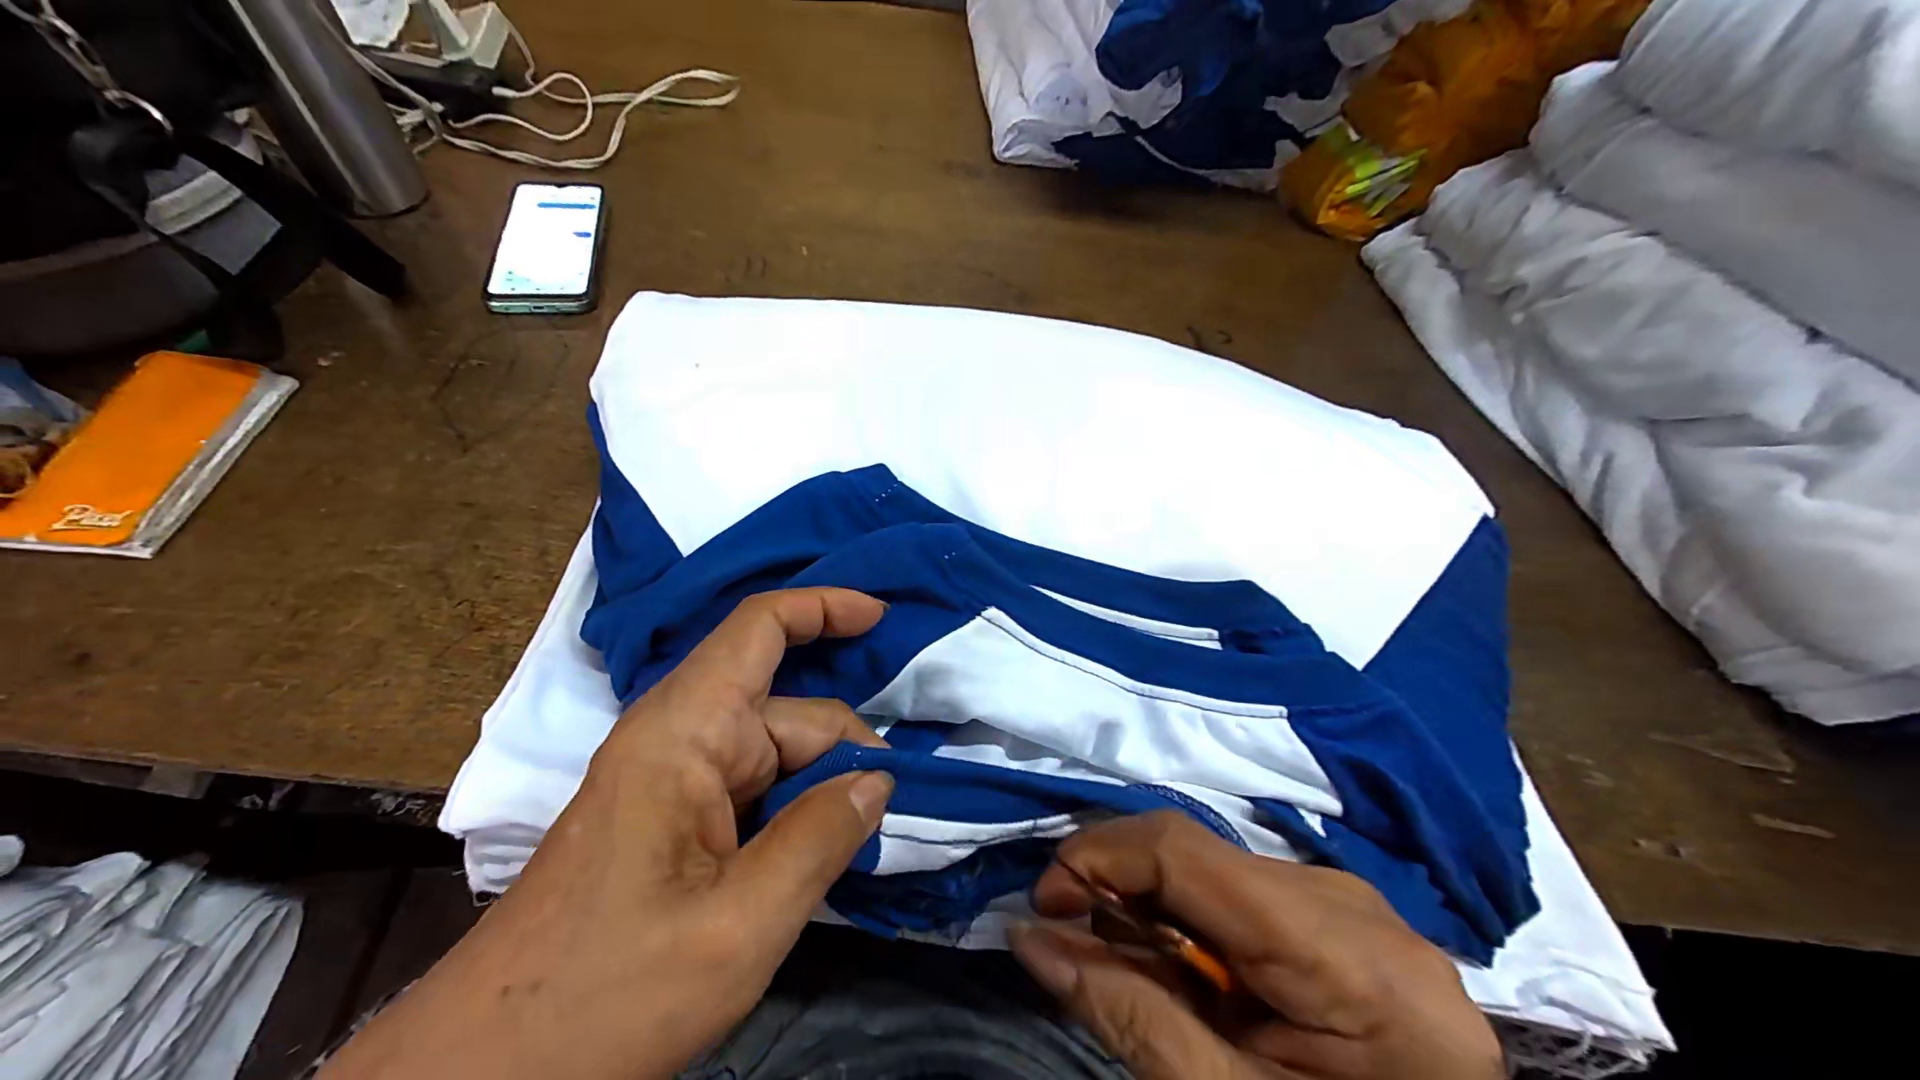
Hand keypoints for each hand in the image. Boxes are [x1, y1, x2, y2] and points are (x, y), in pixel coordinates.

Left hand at [322, 588, 894, 1079]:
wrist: (488, 1074)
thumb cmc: (609, 995)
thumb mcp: (739, 923)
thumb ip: (820, 838)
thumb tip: (878, 781)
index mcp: (683, 733)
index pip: (759, 630)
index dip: (823, 607)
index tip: (885, 617)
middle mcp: (679, 740)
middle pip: (789, 710)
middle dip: (846, 750)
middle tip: (889, 815)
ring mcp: (675, 781)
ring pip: (779, 756)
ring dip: (825, 789)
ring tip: (860, 844)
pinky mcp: (675, 820)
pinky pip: (758, 792)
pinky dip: (800, 810)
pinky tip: (825, 851)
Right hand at [1009, 812, 1502, 1079]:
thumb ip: (1127, 1014)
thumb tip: (1028, 935)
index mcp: (1343, 957)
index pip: (1185, 849)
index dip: (1098, 858)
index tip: (1046, 910)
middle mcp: (1350, 901)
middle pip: (1197, 856)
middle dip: (1124, 894)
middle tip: (1093, 961)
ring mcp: (1352, 901)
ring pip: (1214, 867)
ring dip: (1158, 912)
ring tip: (1157, 984)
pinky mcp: (1344, 912)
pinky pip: (1243, 888)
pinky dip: (1198, 922)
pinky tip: (1203, 981)